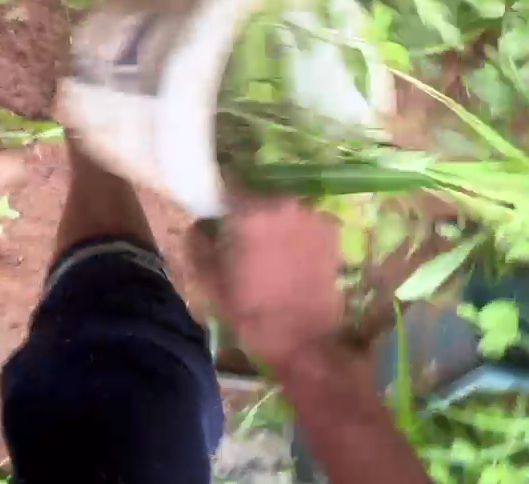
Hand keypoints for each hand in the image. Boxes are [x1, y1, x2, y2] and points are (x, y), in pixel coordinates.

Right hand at [196, 198, 346, 371]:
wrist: (305, 343)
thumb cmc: (251, 313)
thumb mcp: (211, 282)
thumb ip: (197, 245)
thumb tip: (195, 224)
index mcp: (248, 212)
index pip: (228, 184)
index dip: (221, 198)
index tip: (218, 211)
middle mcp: (281, 204)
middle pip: (258, 196)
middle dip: (250, 211)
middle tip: (245, 236)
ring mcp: (311, 215)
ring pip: (284, 207)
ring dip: (277, 220)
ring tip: (273, 247)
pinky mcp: (332, 230)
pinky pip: (308, 219)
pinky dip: (301, 229)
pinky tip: (297, 253)